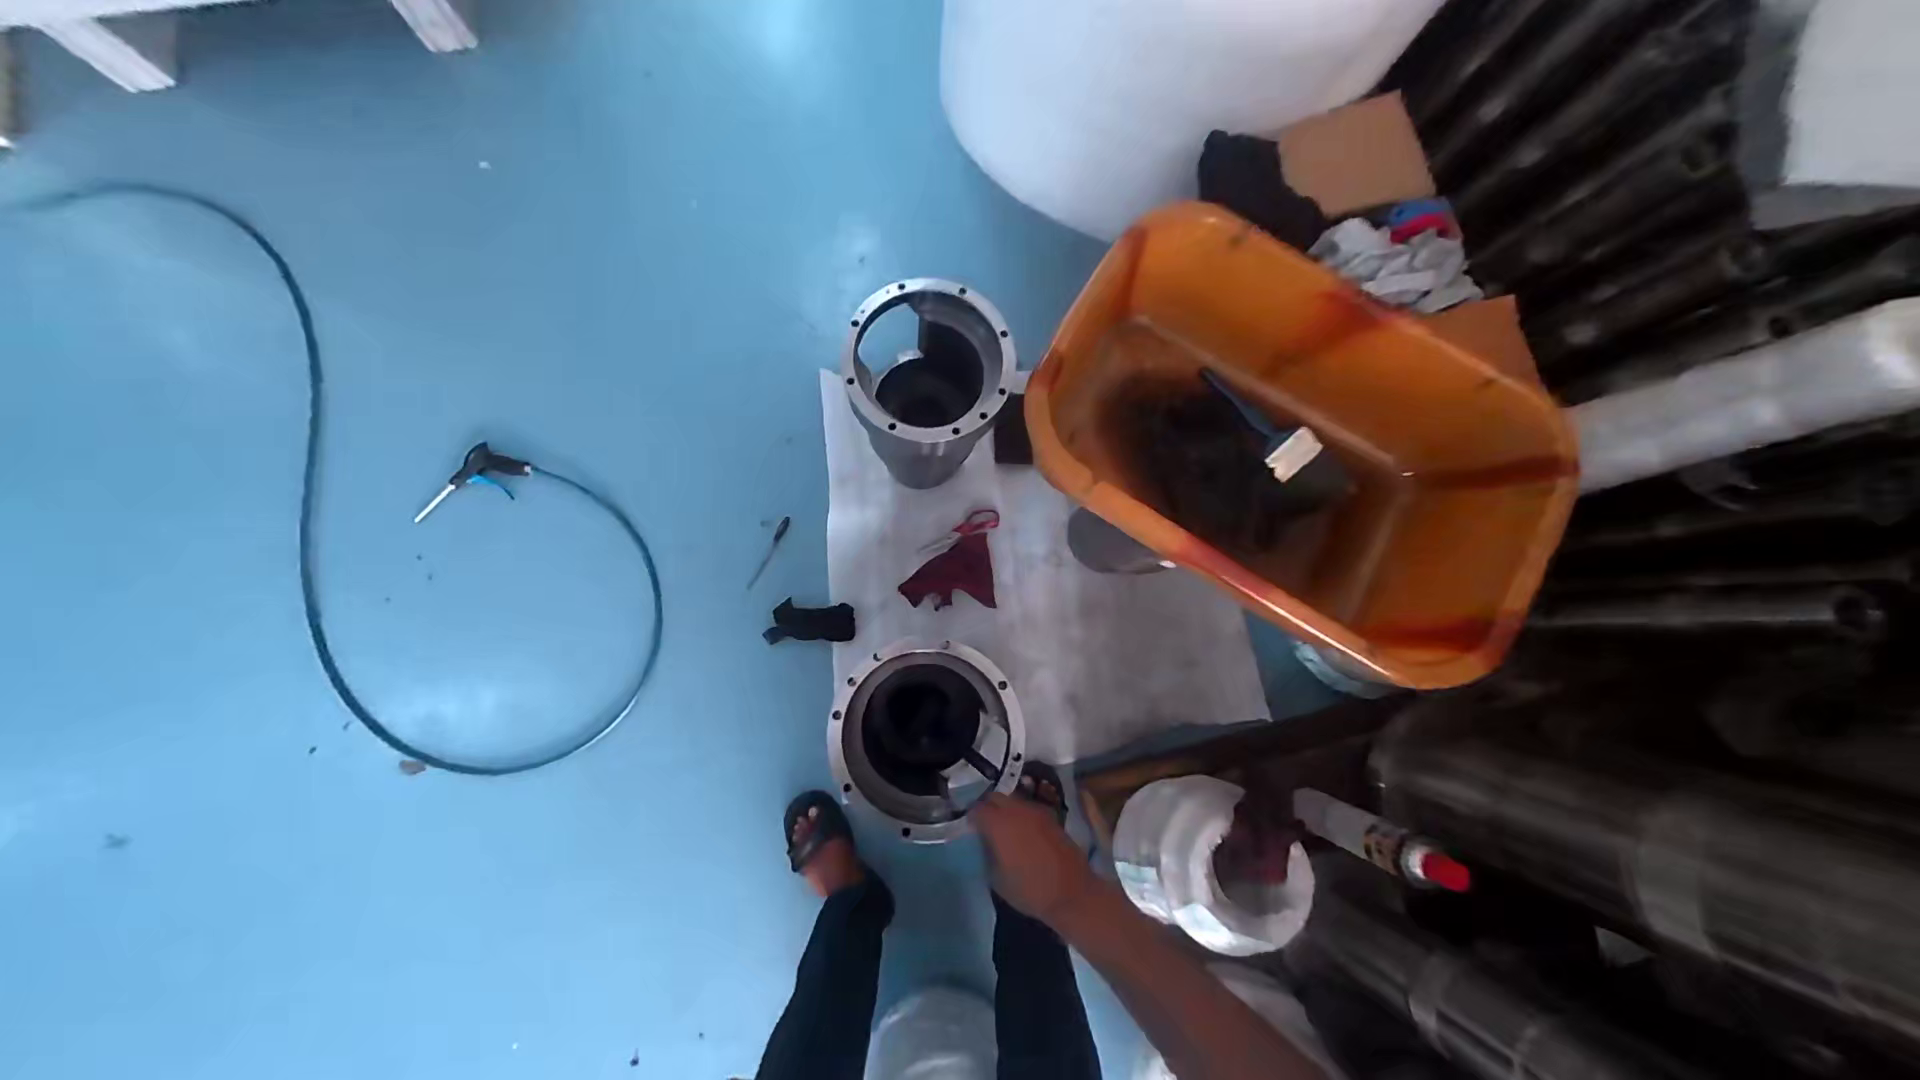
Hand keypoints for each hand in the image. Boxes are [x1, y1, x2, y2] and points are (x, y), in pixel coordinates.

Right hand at [970, 791, 1098, 929]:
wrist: (1072, 893)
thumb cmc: (1030, 890)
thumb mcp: (997, 879)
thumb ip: (987, 854)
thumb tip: (985, 843)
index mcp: (999, 823)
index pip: (977, 808)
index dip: (971, 818)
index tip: (970, 829)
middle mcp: (1017, 810)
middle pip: (995, 797)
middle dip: (987, 807)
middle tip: (985, 825)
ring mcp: (1036, 811)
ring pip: (1013, 800)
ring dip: (1005, 809)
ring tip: (1005, 828)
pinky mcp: (1051, 817)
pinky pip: (1029, 808)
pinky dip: (1022, 815)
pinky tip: (1024, 833)